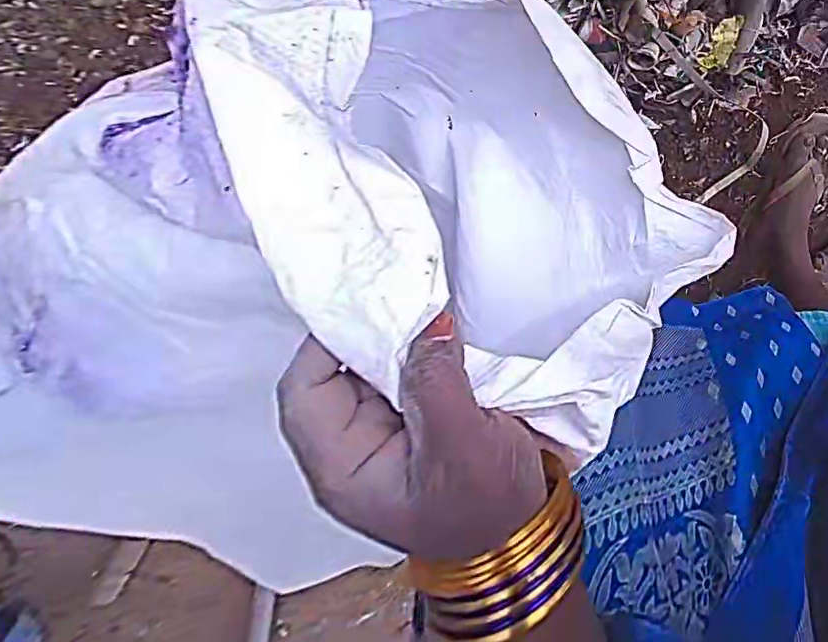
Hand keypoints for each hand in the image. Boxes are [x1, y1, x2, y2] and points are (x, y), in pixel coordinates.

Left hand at [277, 311, 548, 559]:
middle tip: (401, 297)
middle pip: (335, 371)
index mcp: (343, 468)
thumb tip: (428, 323)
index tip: (361, 306)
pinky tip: (440, 329)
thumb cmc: (488, 511)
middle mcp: (354, 445)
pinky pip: (405, 366)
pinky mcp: (413, 412)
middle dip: (367, 333)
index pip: (304, 394)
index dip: (323, 345)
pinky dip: (420, 343)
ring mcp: (384, 427)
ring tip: (423, 307)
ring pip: (372, 364)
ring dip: (397, 336)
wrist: (523, 530)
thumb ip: (437, 384)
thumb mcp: (462, 448)